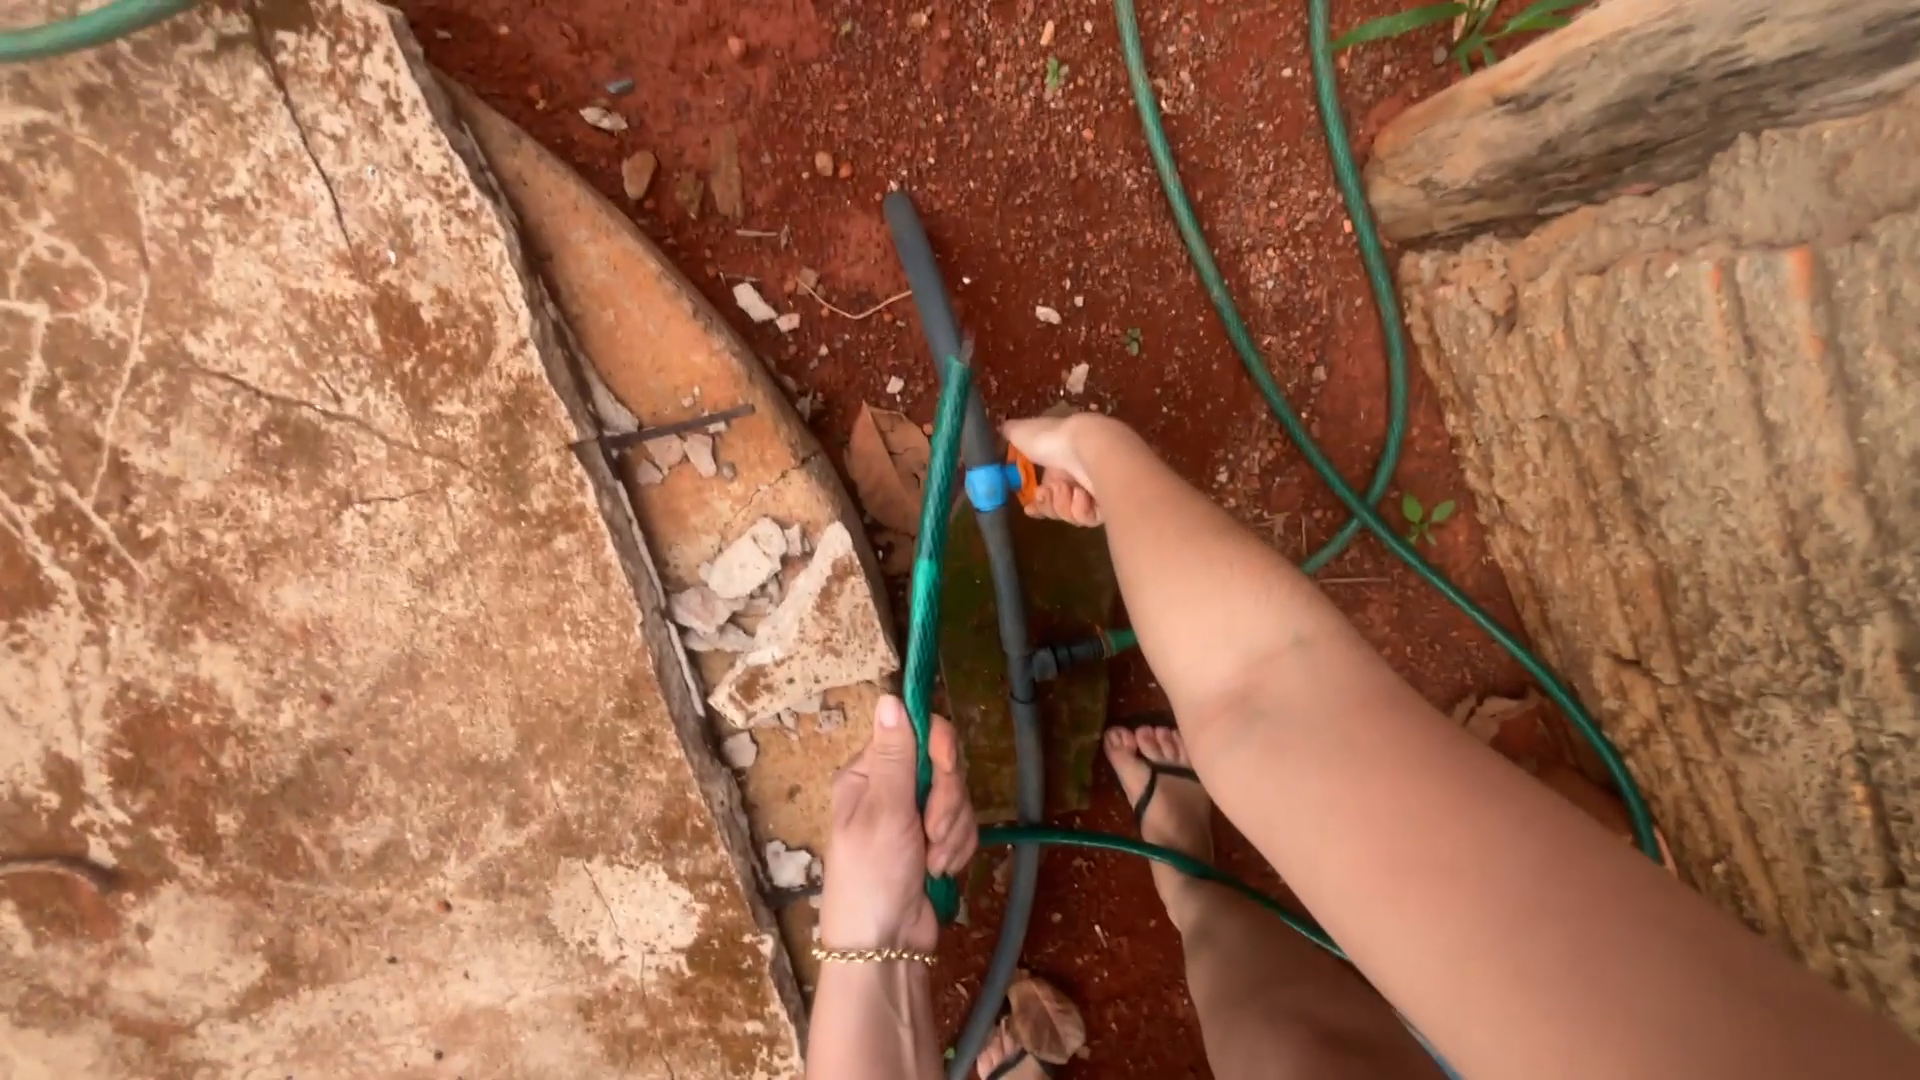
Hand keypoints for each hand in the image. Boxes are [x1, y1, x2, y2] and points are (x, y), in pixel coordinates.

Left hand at [819, 695, 977, 952]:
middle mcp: (892, 787)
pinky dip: (958, 848)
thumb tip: (889, 697)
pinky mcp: (937, 840)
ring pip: (959, 796)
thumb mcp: (883, 812)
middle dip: (946, 801)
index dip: (938, 746)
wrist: (886, 949)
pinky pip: (964, 825)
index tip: (944, 767)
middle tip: (932, 832)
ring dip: (953, 831)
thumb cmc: (872, 876)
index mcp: (868, 773)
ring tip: (933, 862)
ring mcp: (916, 815)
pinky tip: (942, 871)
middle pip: (943, 764)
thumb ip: (894, 756)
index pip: (915, 732)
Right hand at [1004, 412, 1113, 526]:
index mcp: (1062, 459)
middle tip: (1047, 494)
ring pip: (1069, 513)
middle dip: (1049, 503)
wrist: (1092, 448)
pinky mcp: (1109, 505)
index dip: (1038, 501)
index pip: (1048, 488)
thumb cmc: (1055, 439)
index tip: (1029, 508)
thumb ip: (1011, 433)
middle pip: (1057, 504)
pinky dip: (1080, 508)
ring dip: (1063, 503)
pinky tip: (1082, 495)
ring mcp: (1095, 489)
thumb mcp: (1024, 432)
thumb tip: (1004, 429)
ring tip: (1068, 490)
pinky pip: (1086, 518)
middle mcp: (1079, 474)